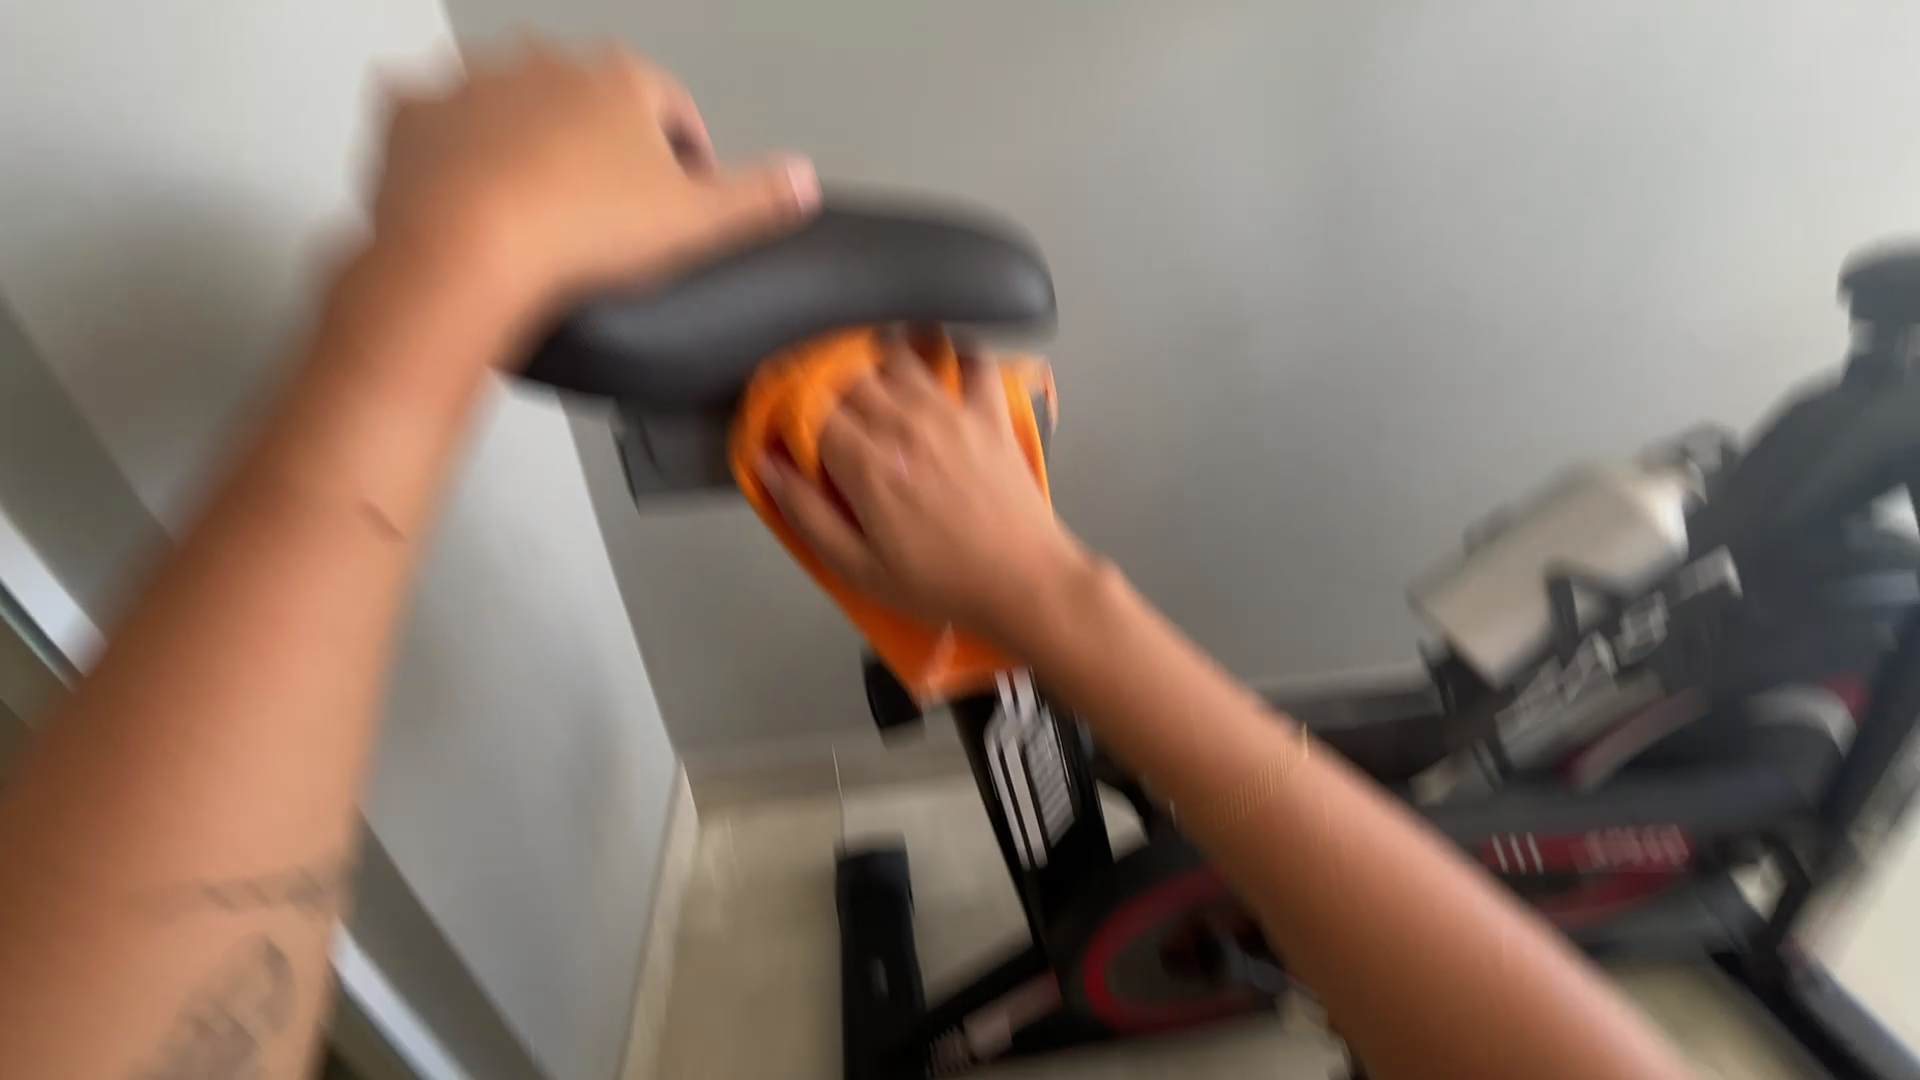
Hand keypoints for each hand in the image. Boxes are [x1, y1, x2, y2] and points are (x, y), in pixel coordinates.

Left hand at [367, 41, 819, 346]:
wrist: (468, 248)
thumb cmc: (579, 231)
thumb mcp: (700, 222)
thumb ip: (758, 197)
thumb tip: (803, 178)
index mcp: (618, 83)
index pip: (672, 106)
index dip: (686, 149)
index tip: (684, 183)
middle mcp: (544, 65)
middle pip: (595, 103)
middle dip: (611, 147)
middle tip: (617, 207)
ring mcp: (475, 83)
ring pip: (522, 108)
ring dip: (540, 146)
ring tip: (552, 209)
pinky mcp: (418, 113)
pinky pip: (451, 126)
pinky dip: (471, 155)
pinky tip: (490, 197)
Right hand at [758, 346, 1090, 640]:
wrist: (1024, 582)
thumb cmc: (943, 583)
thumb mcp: (860, 569)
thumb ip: (808, 515)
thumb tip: (768, 468)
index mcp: (869, 464)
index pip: (811, 407)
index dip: (788, 403)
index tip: (782, 412)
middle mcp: (907, 425)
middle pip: (848, 373)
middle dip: (824, 378)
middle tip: (820, 397)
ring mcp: (953, 412)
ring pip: (899, 355)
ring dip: (874, 358)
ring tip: (867, 378)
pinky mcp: (991, 414)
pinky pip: (973, 360)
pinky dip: (953, 349)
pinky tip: (938, 360)